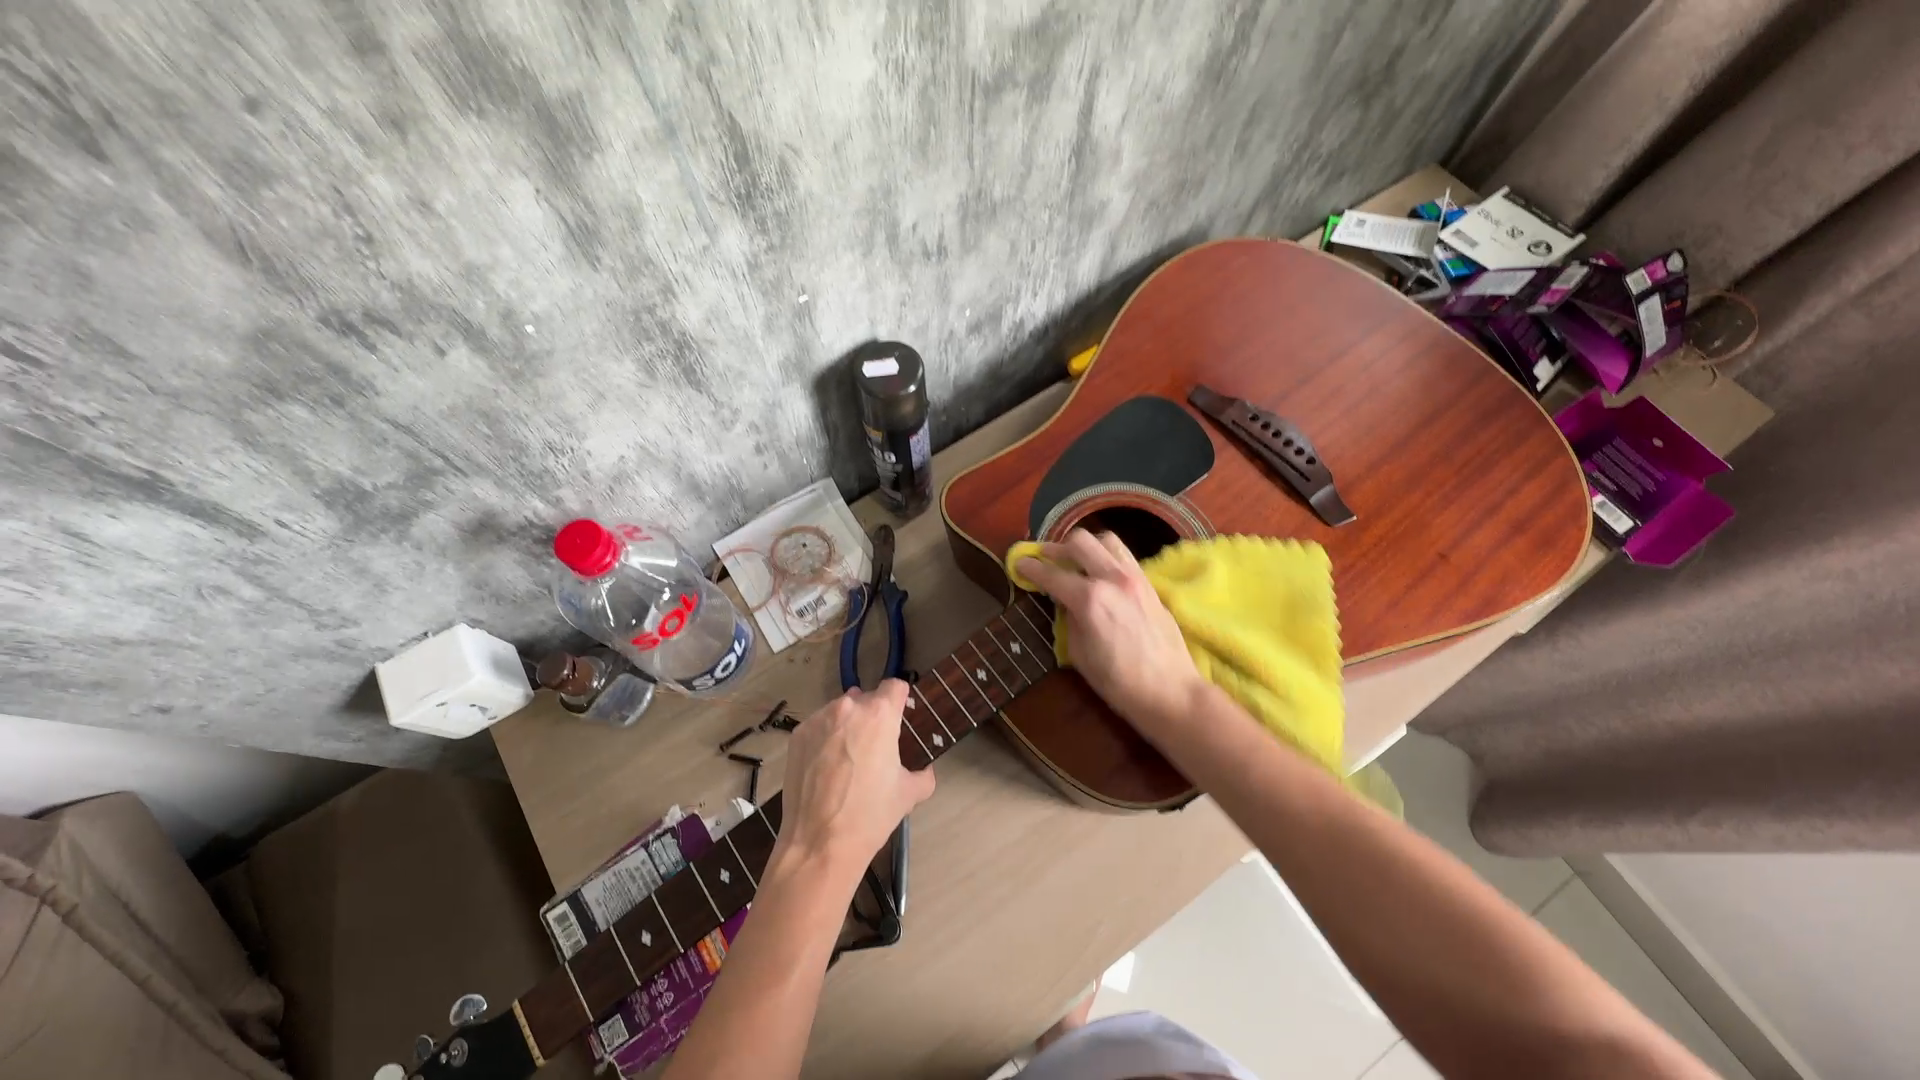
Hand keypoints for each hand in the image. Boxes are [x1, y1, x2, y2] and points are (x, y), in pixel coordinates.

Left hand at [770, 680, 934, 889]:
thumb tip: (924, 771)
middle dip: (873, 717)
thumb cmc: (870, 815)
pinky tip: (827, 767)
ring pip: (839, 711)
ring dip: (847, 725)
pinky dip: (825, 739)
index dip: (900, 700)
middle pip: (866, 699)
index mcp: (879, 715)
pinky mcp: (797, 736)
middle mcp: (847, 708)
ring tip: (848, 759)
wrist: (819, 842)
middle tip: (875, 747)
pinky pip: (819, 727)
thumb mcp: (909, 794)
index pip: (894, 686)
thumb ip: (923, 774)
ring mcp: (818, 720)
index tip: (900, 718)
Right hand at [1016, 529, 1205, 736]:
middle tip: (1045, 560)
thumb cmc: (1118, 683)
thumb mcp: (1078, 654)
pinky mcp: (1150, 584)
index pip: (1052, 574)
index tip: (1019, 564)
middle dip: (1056, 548)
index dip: (1030, 568)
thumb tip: (1065, 602)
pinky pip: (1124, 556)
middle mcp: (1112, 579)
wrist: (1169, 691)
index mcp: (1090, 599)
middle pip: (1079, 542)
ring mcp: (1135, 578)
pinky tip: (1100, 573)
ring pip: (1106, 540)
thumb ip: (1068, 619)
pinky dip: (1106, 557)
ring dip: (1085, 547)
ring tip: (1075, 561)